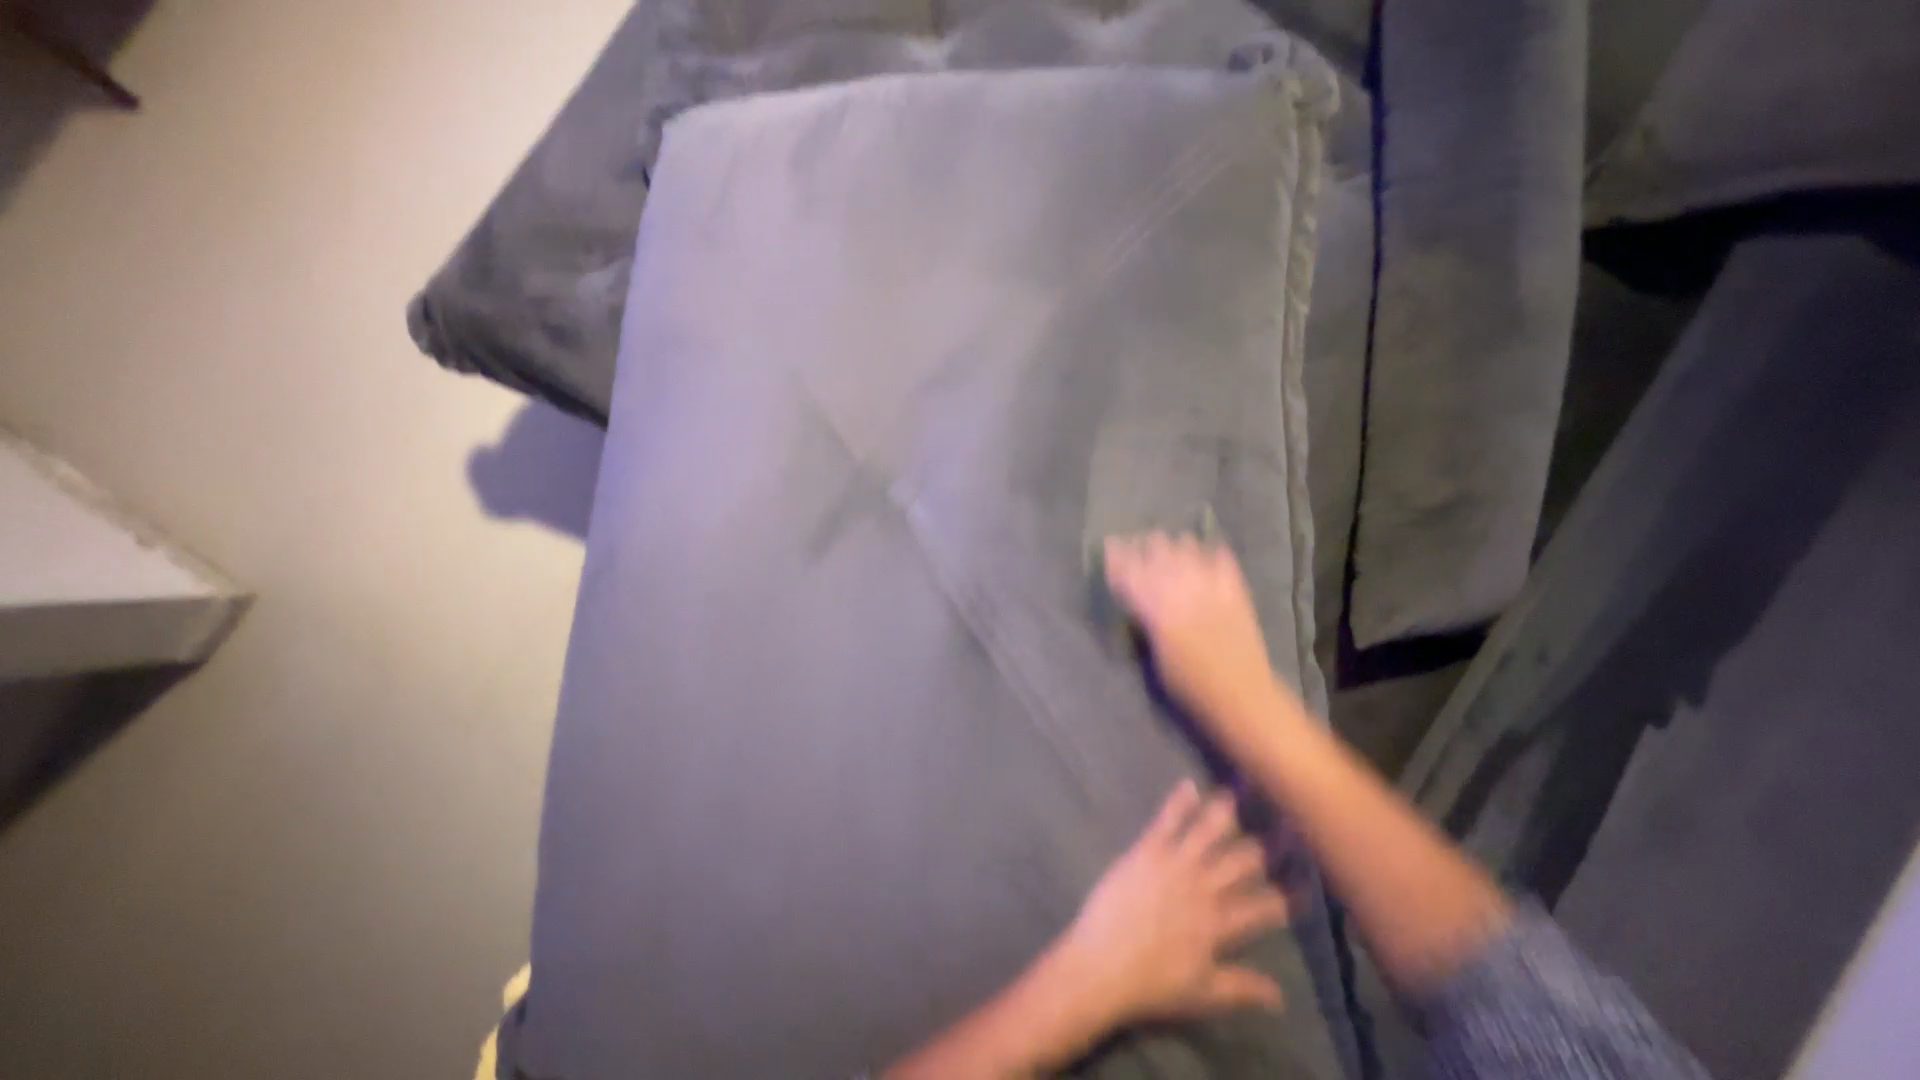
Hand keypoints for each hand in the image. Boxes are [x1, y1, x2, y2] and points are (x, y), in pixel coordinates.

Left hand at [1053, 781, 1291, 1029]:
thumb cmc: (1152, 984)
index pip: (1263, 908)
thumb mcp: (1204, 994)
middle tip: (1285, 827)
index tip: (1304, 888)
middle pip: (1242, 862)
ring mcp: (1175, 865)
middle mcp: (1204, 888)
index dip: (1286, 898)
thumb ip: (1243, 987)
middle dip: (1265, 846)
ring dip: (1226, 813)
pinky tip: (1188, 784)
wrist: (1102, 965)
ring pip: (1208, 832)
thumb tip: (1280, 996)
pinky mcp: (1146, 852)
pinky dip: (1179, 802)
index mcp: (1219, 923)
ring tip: (1241, 794)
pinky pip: (1166, 821)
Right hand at [1103, 533, 1296, 731]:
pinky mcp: (1236, 593)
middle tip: (1138, 541)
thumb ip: (1148, 624)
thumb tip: (1140, 603)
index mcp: (1158, 612)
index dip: (1119, 559)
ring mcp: (1212, 590)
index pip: (1132, 576)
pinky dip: (1216, 555)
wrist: (1241, 695)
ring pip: (1189, 552)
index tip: (1111, 545)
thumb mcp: (1157, 659)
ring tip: (1173, 542)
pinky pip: (1224, 564)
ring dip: (1178, 546)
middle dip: (1146, 547)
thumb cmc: (1191, 687)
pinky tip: (1212, 549)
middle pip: (1159, 556)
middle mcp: (1182, 594)